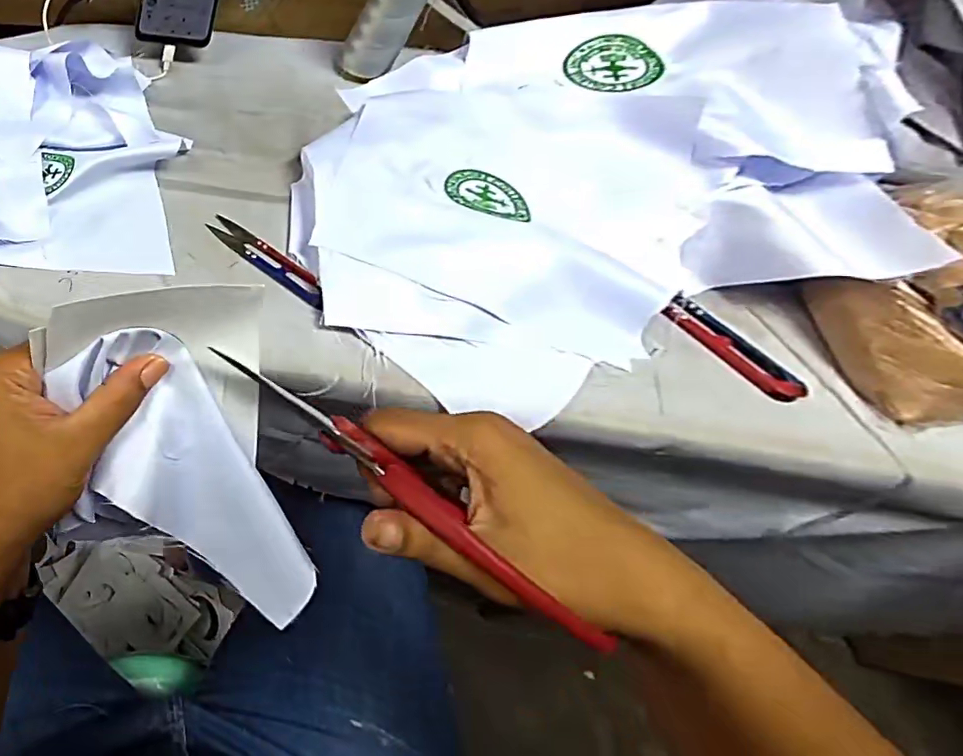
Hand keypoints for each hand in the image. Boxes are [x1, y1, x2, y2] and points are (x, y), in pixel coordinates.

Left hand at [0, 344, 167, 610]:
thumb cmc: (29, 487)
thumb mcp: (80, 440)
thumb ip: (118, 398)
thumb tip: (154, 360)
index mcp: (5, 369)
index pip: (60, 340)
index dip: (101, 343)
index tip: (141, 345)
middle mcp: (2, 375)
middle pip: (62, 358)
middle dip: (99, 366)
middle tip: (146, 365)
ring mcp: (8, 397)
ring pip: (62, 379)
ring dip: (92, 388)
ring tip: (135, 383)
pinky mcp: (18, 417)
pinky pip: (56, 397)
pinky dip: (80, 404)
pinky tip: (108, 408)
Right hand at [356, 409, 721, 643]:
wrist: (653, 591)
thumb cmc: (570, 569)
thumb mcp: (482, 558)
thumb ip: (415, 537)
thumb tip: (365, 528)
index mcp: (471, 435)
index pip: (386, 425)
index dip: (364, 454)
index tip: (371, 497)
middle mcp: (480, 427)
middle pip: (402, 438)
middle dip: (396, 480)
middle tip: (419, 526)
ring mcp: (495, 442)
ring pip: (424, 454)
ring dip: (421, 491)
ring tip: (452, 532)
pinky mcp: (505, 460)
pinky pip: (448, 463)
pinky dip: (442, 492)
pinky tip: (465, 525)